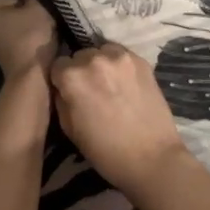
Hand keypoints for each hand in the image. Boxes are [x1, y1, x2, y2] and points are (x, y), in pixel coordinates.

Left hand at [0, 0, 58, 80]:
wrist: (31, 77)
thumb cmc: (32, 37)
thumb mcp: (39, 6)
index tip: (49, 2)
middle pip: (19, 6)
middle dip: (35, 9)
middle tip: (53, 13)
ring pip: (22, 22)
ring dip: (36, 23)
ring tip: (52, 27)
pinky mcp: (6, 53)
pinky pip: (22, 36)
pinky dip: (34, 36)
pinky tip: (46, 40)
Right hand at [50, 44, 189, 196]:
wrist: (151, 158)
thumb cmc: (105, 151)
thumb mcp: (69, 129)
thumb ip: (61, 100)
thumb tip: (62, 87)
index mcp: (72, 76)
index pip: (58, 65)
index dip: (62, 80)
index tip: (69, 93)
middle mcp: (94, 58)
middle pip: (80, 56)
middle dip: (81, 70)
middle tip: (91, 91)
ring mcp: (120, 56)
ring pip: (101, 52)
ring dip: (101, 64)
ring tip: (110, 85)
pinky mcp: (141, 60)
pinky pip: (121, 55)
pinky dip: (119, 66)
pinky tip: (125, 84)